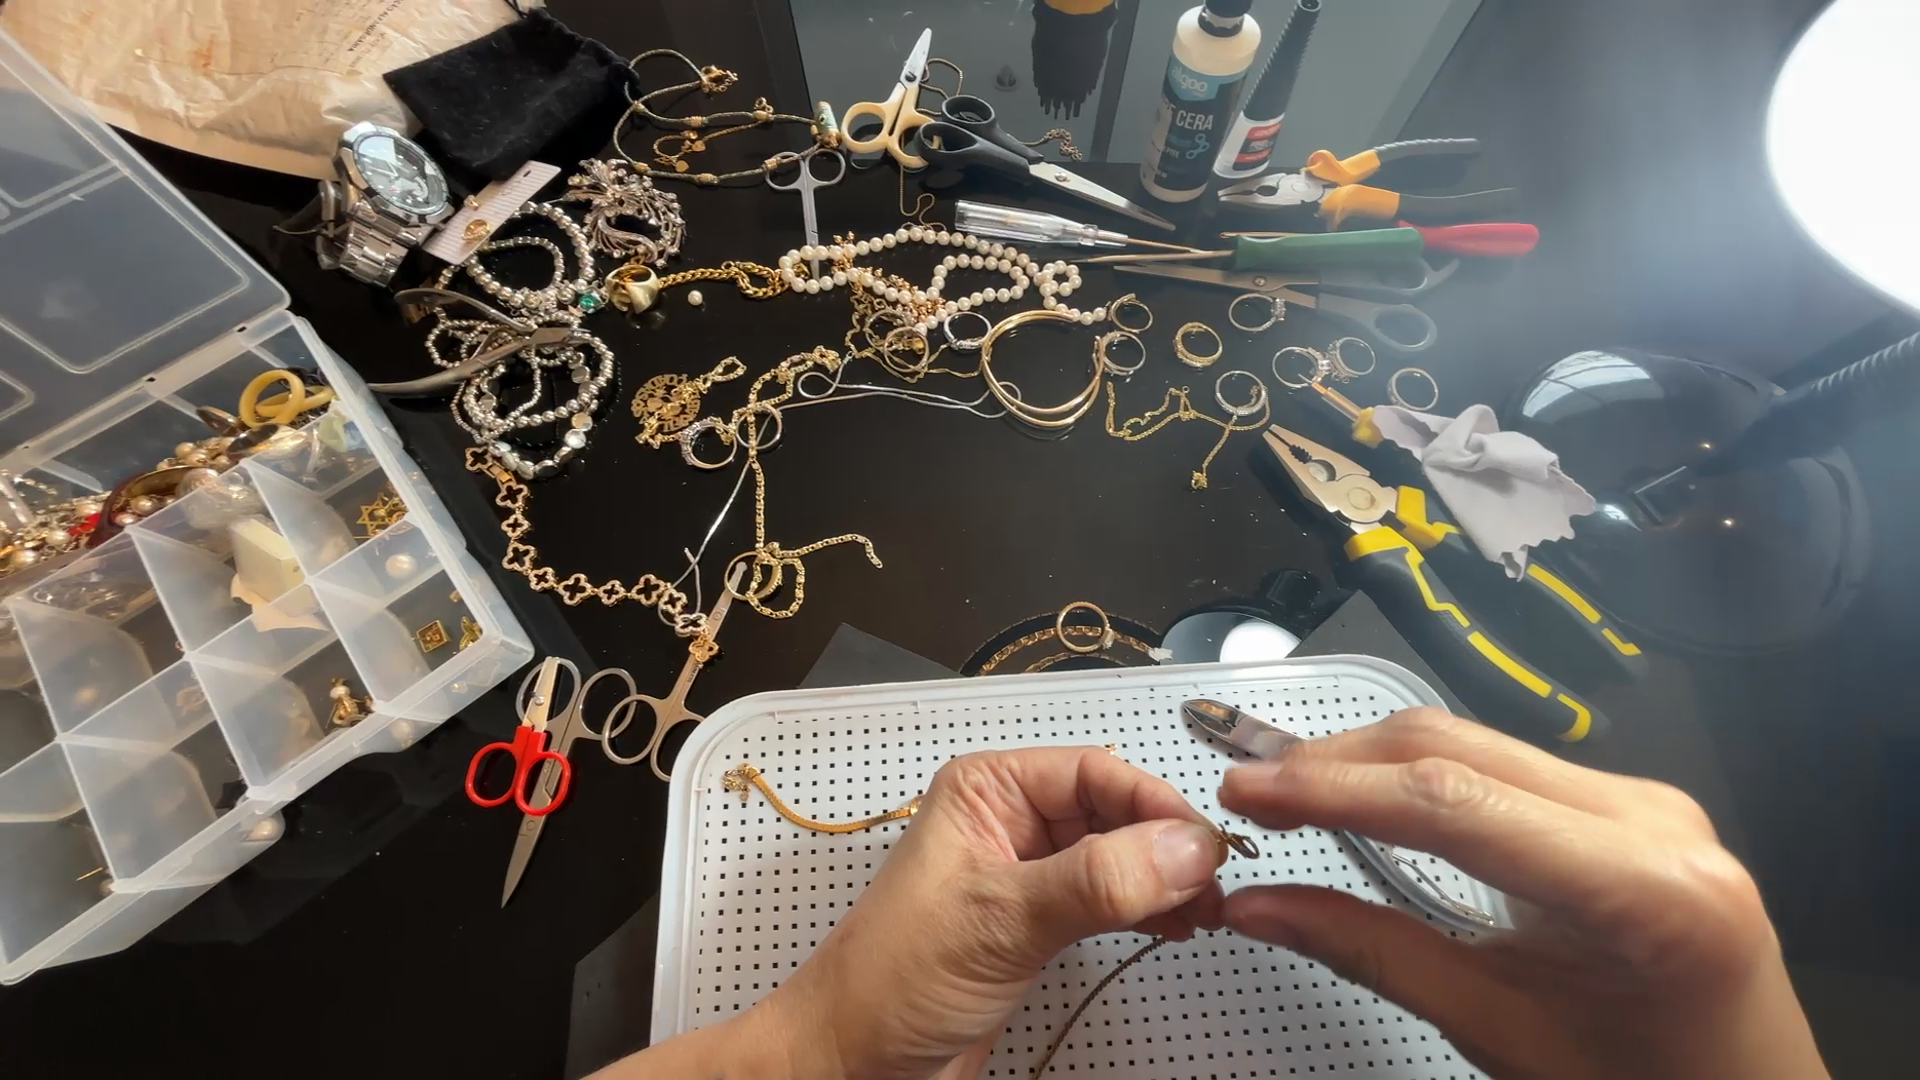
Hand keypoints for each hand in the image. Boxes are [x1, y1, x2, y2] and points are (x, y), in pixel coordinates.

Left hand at [762, 746, 1229, 1079]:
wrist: (855, 1060)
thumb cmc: (902, 973)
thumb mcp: (1003, 917)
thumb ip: (1097, 880)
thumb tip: (1191, 847)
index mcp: (989, 788)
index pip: (1091, 772)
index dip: (1152, 803)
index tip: (1207, 848)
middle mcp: (1010, 816)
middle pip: (1108, 809)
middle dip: (1163, 844)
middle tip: (1213, 891)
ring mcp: (1026, 867)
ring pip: (1113, 852)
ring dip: (1160, 877)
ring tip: (1204, 913)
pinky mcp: (1037, 915)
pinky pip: (1104, 893)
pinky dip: (1142, 906)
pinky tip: (1173, 924)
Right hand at [1218, 708, 1827, 1079]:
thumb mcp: (1495, 1028)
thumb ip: (1366, 950)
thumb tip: (1249, 907)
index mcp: (1644, 890)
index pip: (1449, 803)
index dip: (1330, 788)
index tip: (1242, 792)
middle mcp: (1646, 814)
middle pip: (1446, 750)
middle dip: (1331, 763)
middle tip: (1249, 792)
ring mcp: (1633, 792)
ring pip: (1456, 736)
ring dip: (1357, 756)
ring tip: (1285, 787)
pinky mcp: (1609, 790)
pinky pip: (1480, 754)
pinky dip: (1397, 765)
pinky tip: (1355, 785)